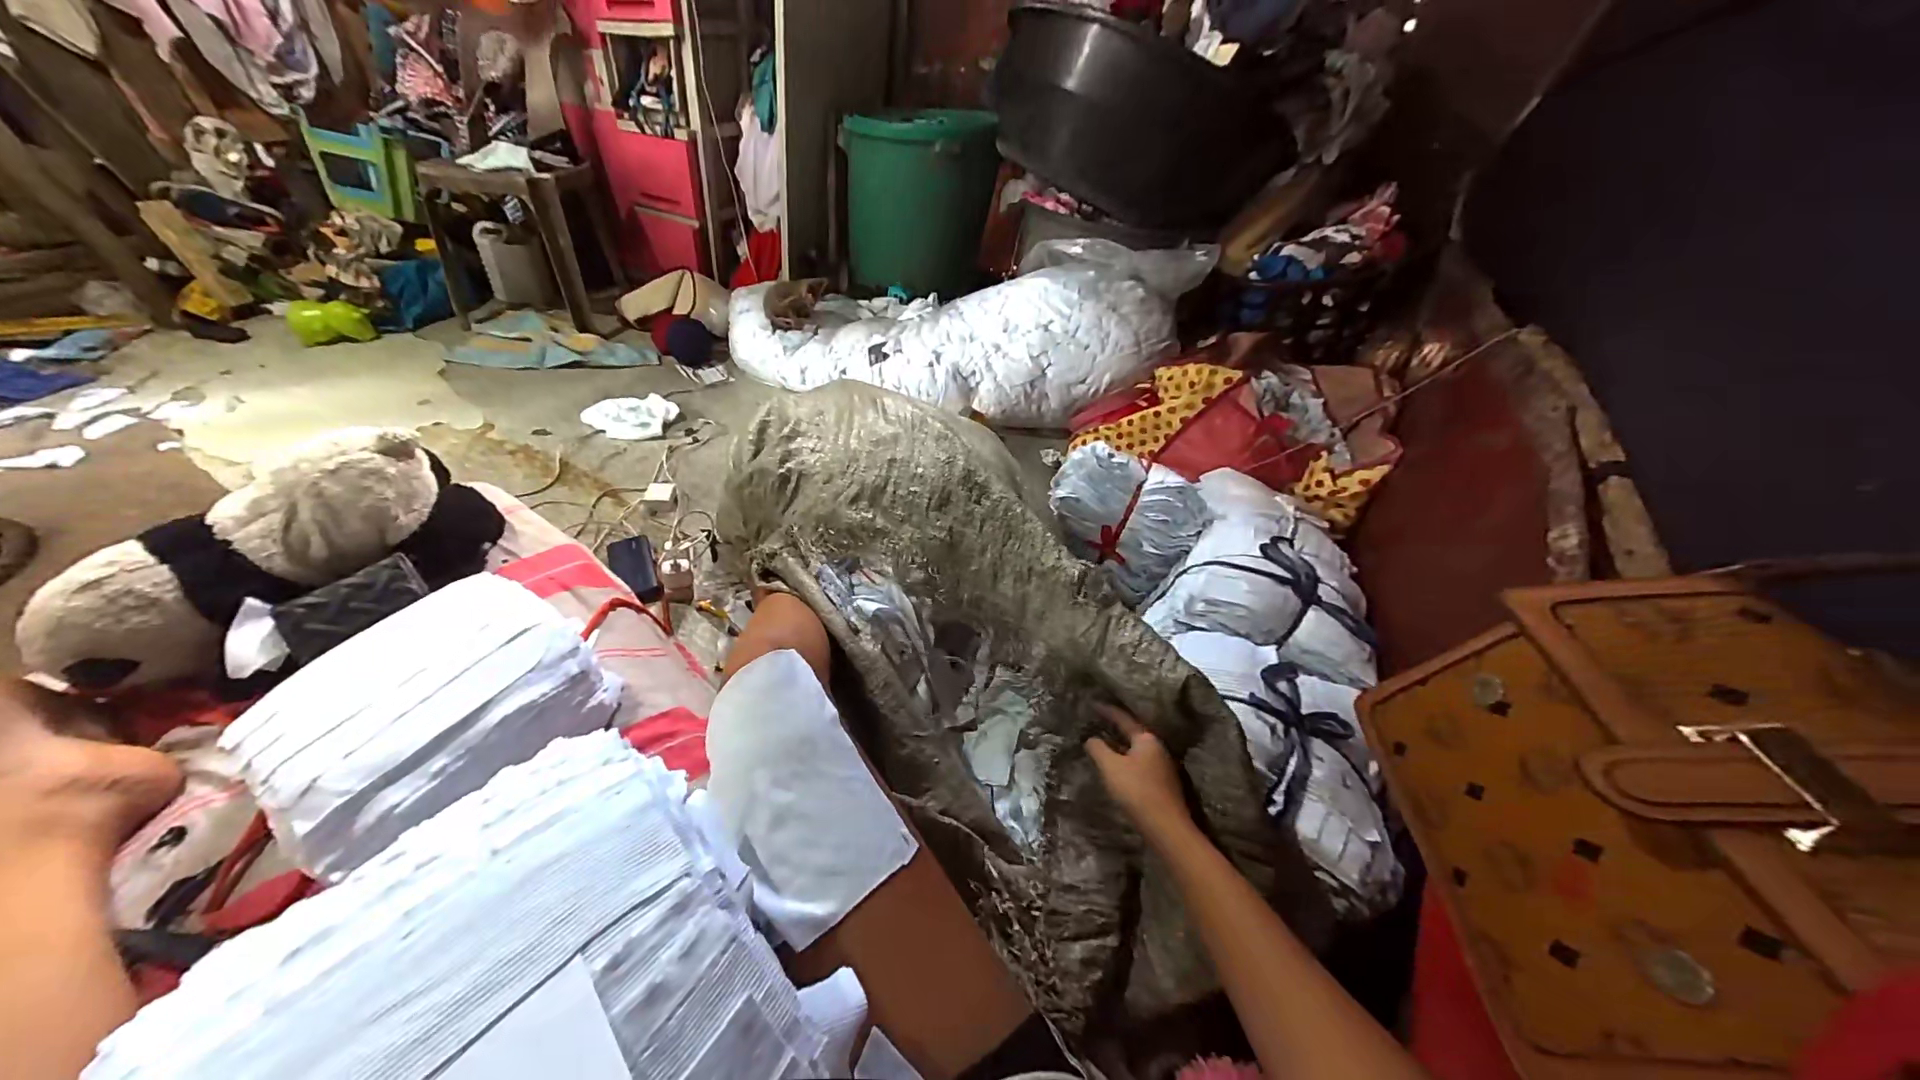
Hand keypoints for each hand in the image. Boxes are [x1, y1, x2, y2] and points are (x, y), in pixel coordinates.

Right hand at [1084, 704, 1193, 844]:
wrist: (1166, 827)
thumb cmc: (1136, 791)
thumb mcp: (1110, 767)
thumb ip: (1098, 748)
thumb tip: (1091, 738)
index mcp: (1147, 739)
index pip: (1124, 718)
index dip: (1107, 710)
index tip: (1093, 703)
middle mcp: (1158, 748)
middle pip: (1133, 732)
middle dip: (1115, 727)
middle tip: (1098, 721)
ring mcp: (1163, 767)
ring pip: (1137, 750)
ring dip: (1121, 745)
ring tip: (1104, 743)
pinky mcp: (1163, 784)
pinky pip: (1141, 764)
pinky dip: (1127, 760)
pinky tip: (1118, 767)